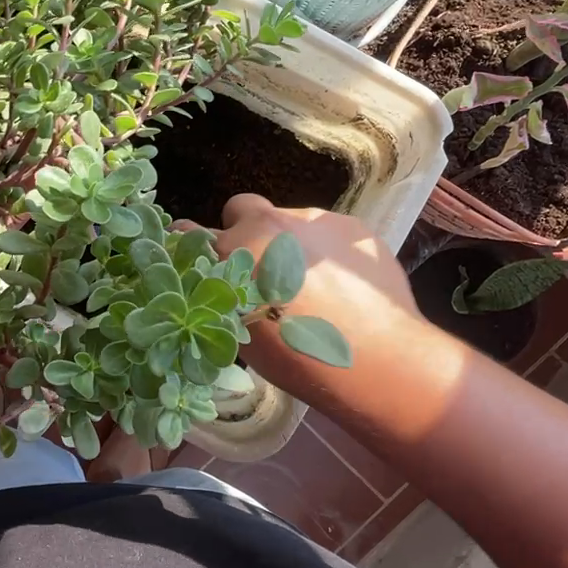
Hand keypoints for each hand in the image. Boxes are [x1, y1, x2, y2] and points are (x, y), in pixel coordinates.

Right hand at [212, 194, 426, 399]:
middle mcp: (269, 223)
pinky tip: (344, 286)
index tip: (202, 261)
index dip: (193, 245)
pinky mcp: (353, 226)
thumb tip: (215, 284)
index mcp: (234, 251)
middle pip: (241, 208)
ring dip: (291, 244)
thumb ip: (222, 295)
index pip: (190, 233)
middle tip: (261, 269)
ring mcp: (315, 220)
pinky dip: (328, 253)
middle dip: (245, 231)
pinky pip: (329, 233)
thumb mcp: (241, 332)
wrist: (376, 359)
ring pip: (291, 221)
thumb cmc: (297, 355)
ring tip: (315, 286)